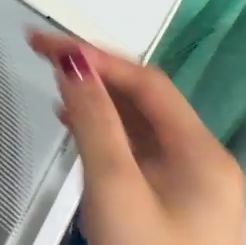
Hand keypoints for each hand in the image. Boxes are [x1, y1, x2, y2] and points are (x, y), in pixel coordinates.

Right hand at [29, 32, 245, 244]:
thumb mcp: (115, 186)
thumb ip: (94, 119)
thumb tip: (72, 61)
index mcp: (202, 153)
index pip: (146, 82)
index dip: (94, 55)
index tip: (43, 43)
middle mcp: (203, 161)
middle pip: (146, 97)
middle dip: (93, 70)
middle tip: (42, 51)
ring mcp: (191, 183)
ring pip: (140, 120)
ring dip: (96, 95)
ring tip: (52, 79)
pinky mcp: (174, 201)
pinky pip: (138, 145)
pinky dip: (103, 124)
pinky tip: (75, 121)